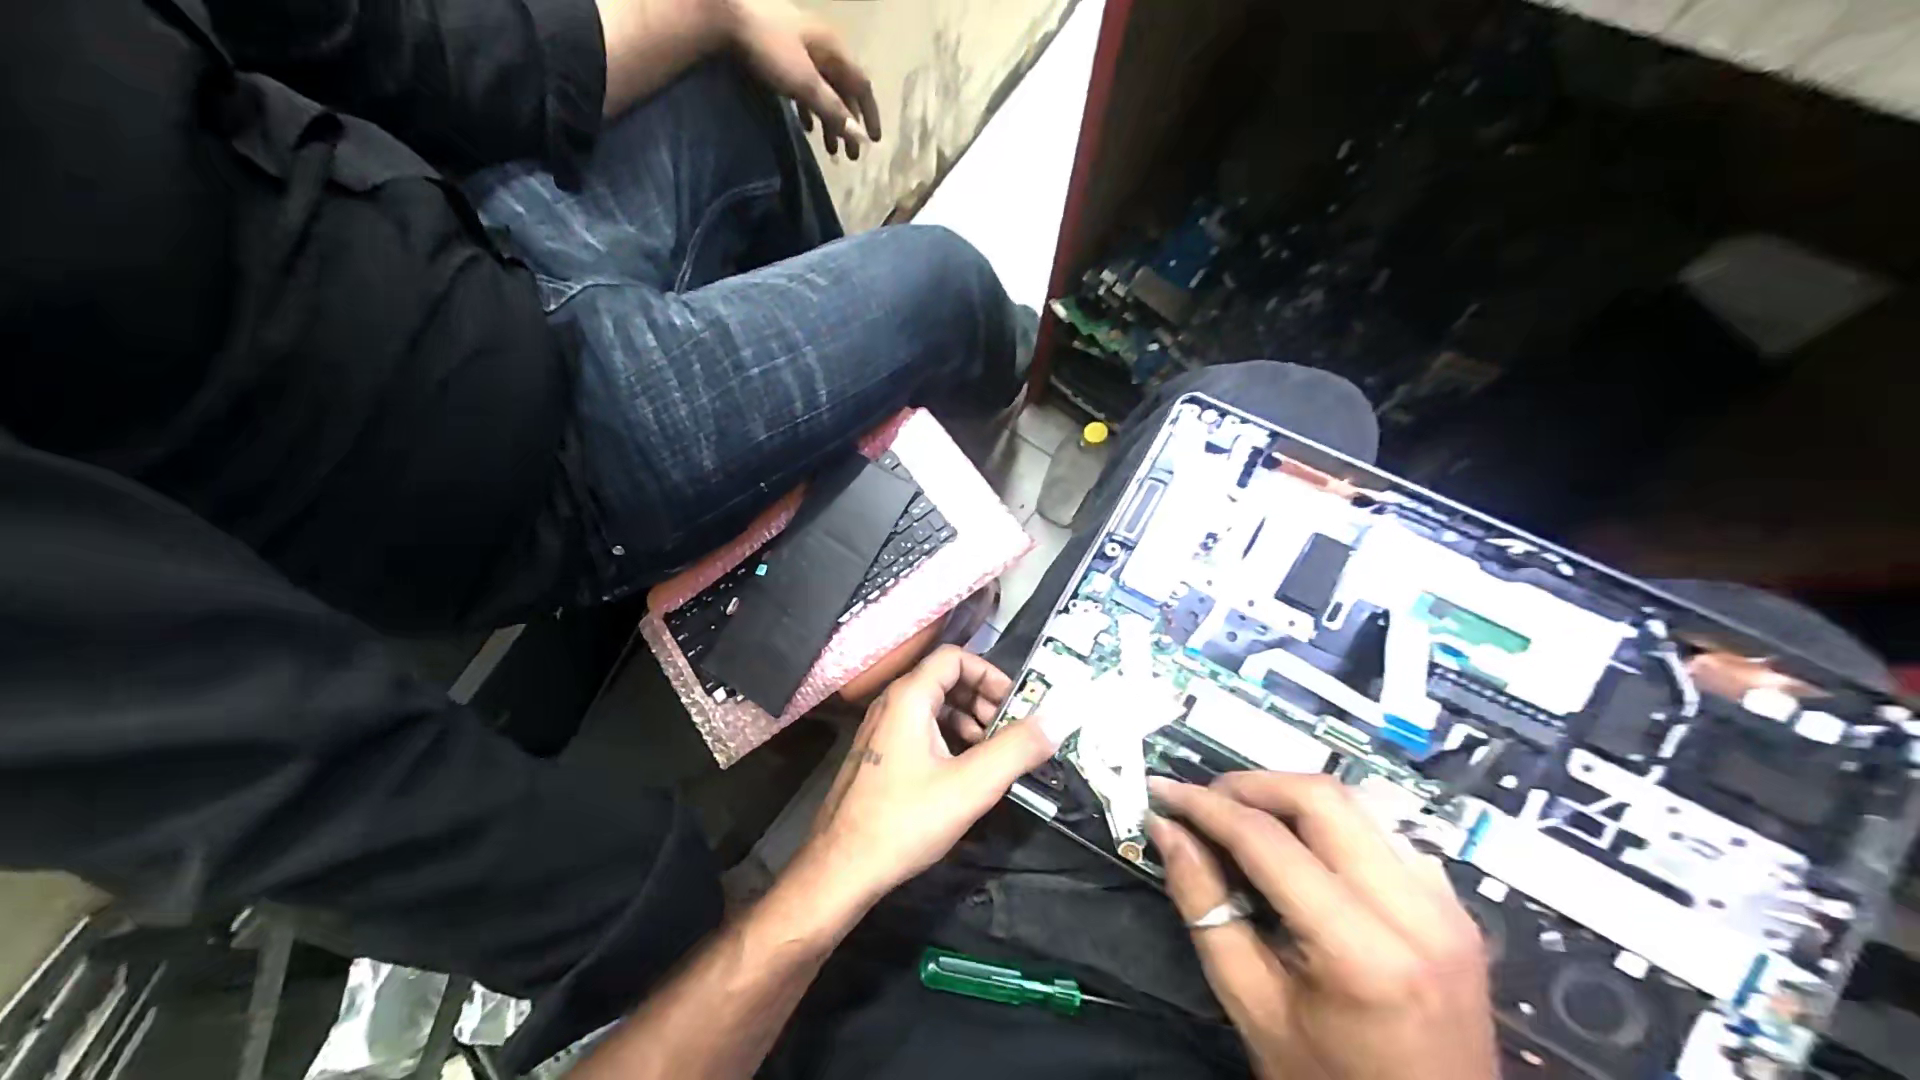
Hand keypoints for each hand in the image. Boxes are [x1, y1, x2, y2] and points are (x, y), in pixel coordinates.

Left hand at [721, 0, 880, 158]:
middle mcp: (823, 47)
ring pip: (825, 91)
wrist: (724, 17)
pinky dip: (810, 109)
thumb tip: (859, 136)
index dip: (869, 115)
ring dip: (829, 122)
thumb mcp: (805, 83)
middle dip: (848, 125)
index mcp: (834, 49)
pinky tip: (807, 126)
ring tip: (829, 149)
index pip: (862, 85)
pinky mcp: (782, 54)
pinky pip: (805, 87)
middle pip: (844, 91)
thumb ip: (833, 110)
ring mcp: (801, 49)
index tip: (873, 142)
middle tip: (850, 156)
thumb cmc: (769, 49)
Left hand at [795, 647, 1060, 916]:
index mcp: (909, 697)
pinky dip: (949, 739)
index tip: (1016, 706)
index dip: (991, 675)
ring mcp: (881, 729)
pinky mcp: (879, 754)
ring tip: (991, 755)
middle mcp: (891, 704)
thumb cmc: (905, 820)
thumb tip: (1057, 718)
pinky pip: (920, 730)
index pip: (955, 658)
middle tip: (1009, 733)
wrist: (840, 868)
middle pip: (945, 680)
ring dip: (969, 722)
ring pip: (934, 707)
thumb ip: (1016, 749)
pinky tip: (963, 773)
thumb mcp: (971, 785)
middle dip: (984, 700)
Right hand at [1148, 773, 1496, 1079]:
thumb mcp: (1251, 1004)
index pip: (1268, 841)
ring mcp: (1446, 905)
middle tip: (1205, 802)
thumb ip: (1203, 906)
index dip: (1205, 806)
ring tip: (1244, 819)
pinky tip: (1302, 847)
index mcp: (1363, 954)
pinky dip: (1331, 822)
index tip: (1163, 791)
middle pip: (1322, 798)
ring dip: (1290, 797)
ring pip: (1356, 802)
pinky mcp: (1454, 905)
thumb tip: (1166, 829)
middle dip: (1251, 786)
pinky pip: (1383, 830)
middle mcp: (1417, 914)